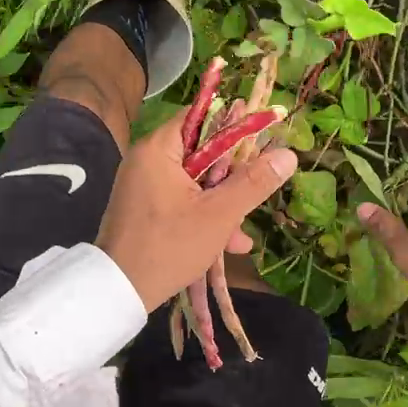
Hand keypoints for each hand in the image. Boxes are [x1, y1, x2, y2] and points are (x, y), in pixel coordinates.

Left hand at [97, 110, 297, 311]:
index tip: (260, 141)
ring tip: (241, 234)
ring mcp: (141, 186)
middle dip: (230, 177)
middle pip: (199, 152)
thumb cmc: (169, 245)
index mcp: (158, 149)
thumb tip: (288, 154)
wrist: (119, 289)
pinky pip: (178, 201)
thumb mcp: (219, 215)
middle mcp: (145, 160)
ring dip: (220, 204)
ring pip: (193, 182)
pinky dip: (201, 216)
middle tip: (254, 194)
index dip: (232, 126)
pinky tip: (228, 244)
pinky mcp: (142, 209)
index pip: (199, 117)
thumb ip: (253, 182)